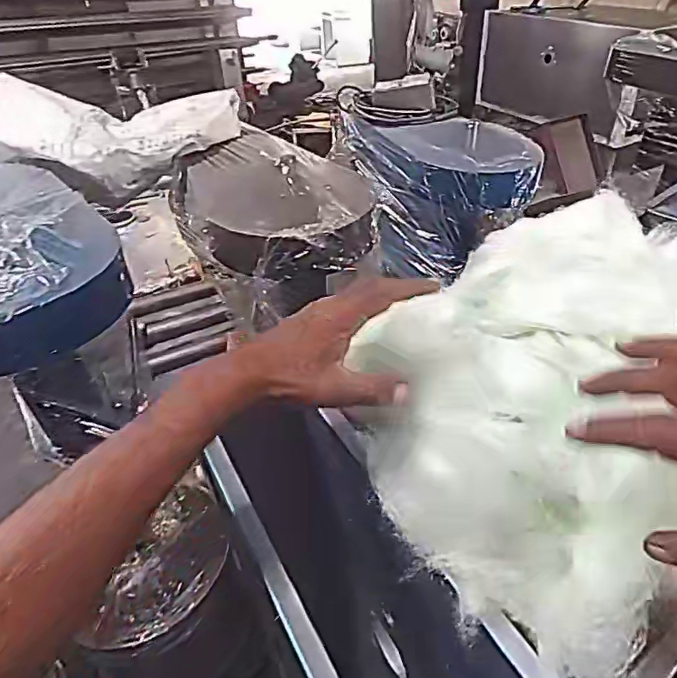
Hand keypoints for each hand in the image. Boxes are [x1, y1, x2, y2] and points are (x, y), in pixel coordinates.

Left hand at [229, 278, 436, 406]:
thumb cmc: (287, 378)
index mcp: (340, 315)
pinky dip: (363, 305)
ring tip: (399, 306)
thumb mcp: (334, 388)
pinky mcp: (307, 321)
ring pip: (355, 294)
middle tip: (421, 294)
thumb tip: (406, 390)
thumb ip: (370, 389)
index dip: (409, 288)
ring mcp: (316, 311)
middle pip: (369, 287)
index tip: (433, 287)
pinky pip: (344, 303)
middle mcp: (329, 306)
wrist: (244, 375)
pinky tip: (364, 323)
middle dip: (398, 287)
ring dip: (379, 295)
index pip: (381, 293)